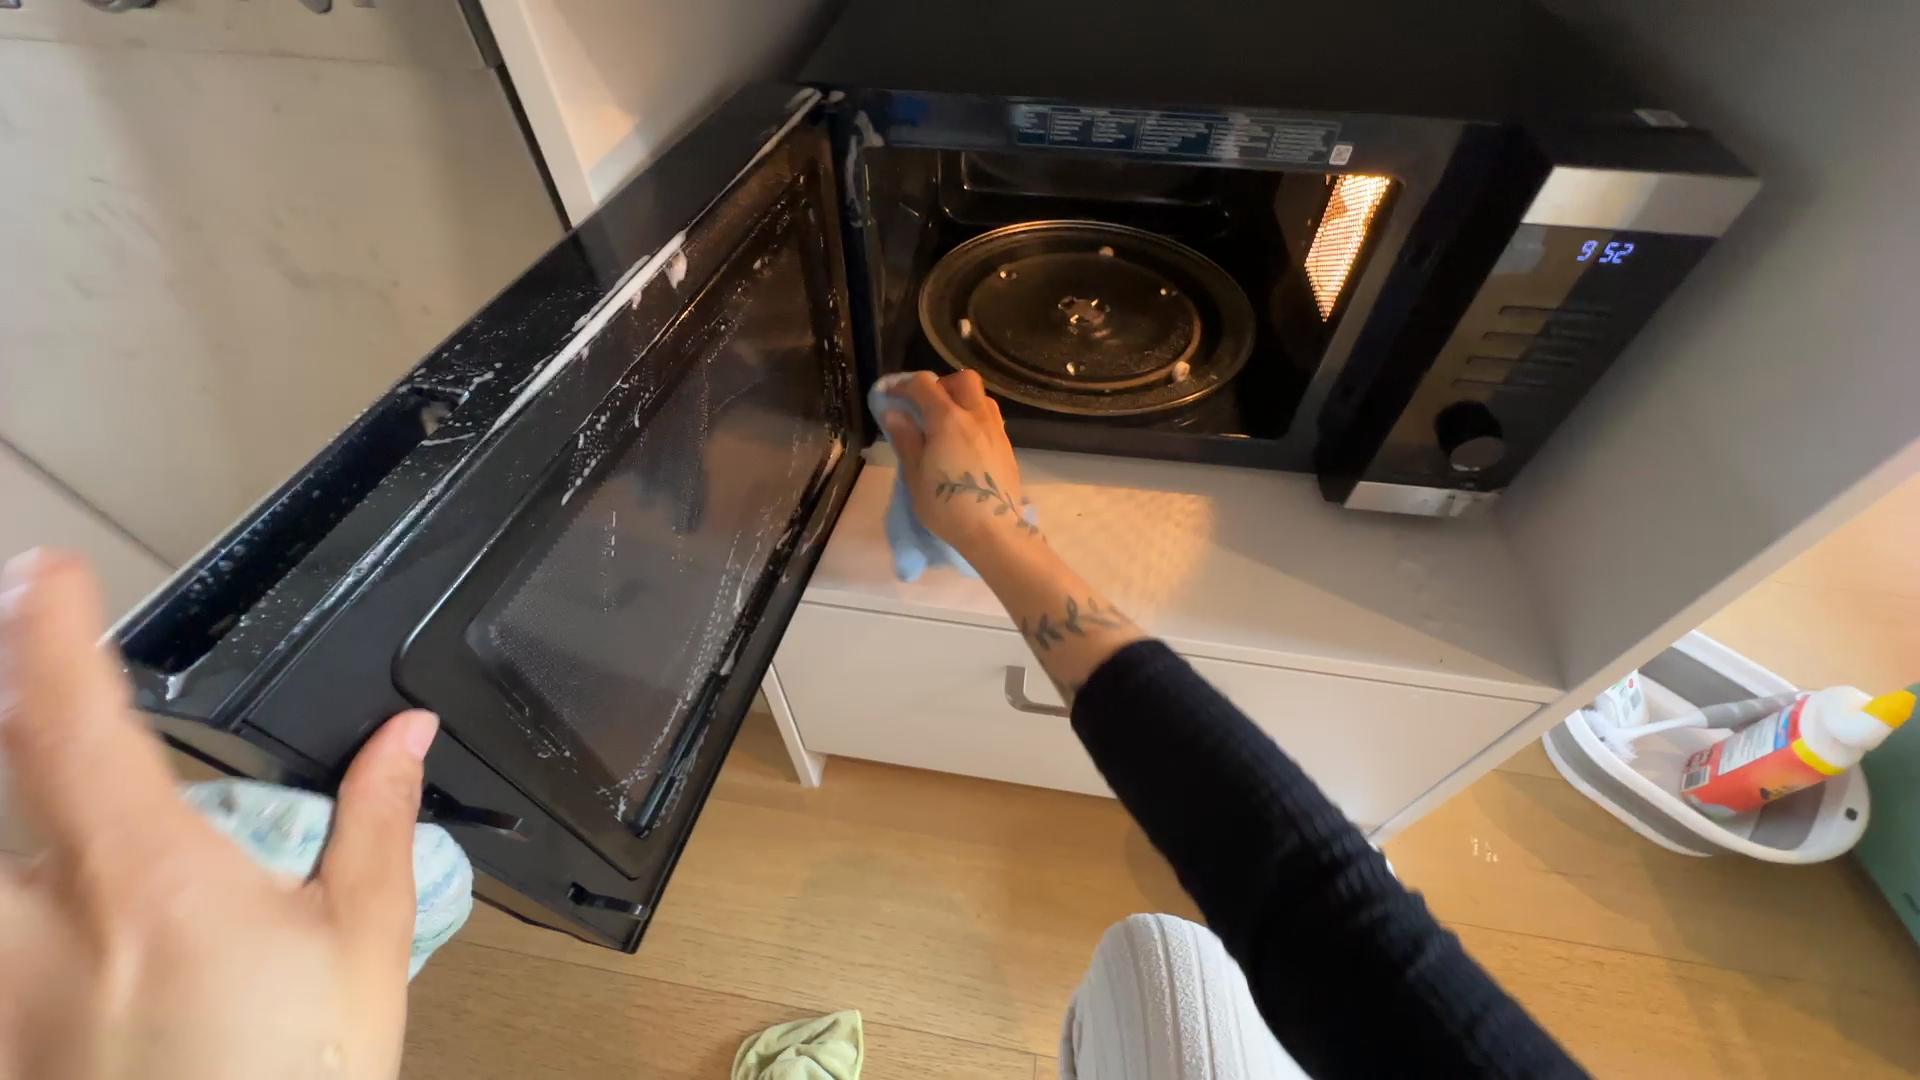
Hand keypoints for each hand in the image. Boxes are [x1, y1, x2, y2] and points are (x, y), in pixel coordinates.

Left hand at [0, 550, 433, 1079]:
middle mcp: (34, 932)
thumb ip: (377, 819)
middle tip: (15, 638)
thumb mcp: (365, 934)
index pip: (73, 734)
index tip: (45, 573)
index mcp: (150, 887)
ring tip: (36, 738)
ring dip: (3, 780)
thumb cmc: (298, 1073)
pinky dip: (15, 865)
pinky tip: (45, 857)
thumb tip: (403, 735)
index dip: (49, 640)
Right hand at [880, 370, 1037, 557]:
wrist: (993, 530)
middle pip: (963, 380)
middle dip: (942, 385)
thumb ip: (906, 438)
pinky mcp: (1008, 448)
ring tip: (948, 424)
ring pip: (982, 398)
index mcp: (948, 419)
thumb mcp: (915, 474)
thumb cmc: (946, 504)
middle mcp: (976, 417)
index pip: (924, 385)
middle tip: (926, 406)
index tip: (891, 395)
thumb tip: (894, 412)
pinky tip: (966, 443)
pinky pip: (991, 419)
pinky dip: (976, 419)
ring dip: (963, 400)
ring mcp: (996, 431)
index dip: (903, 385)